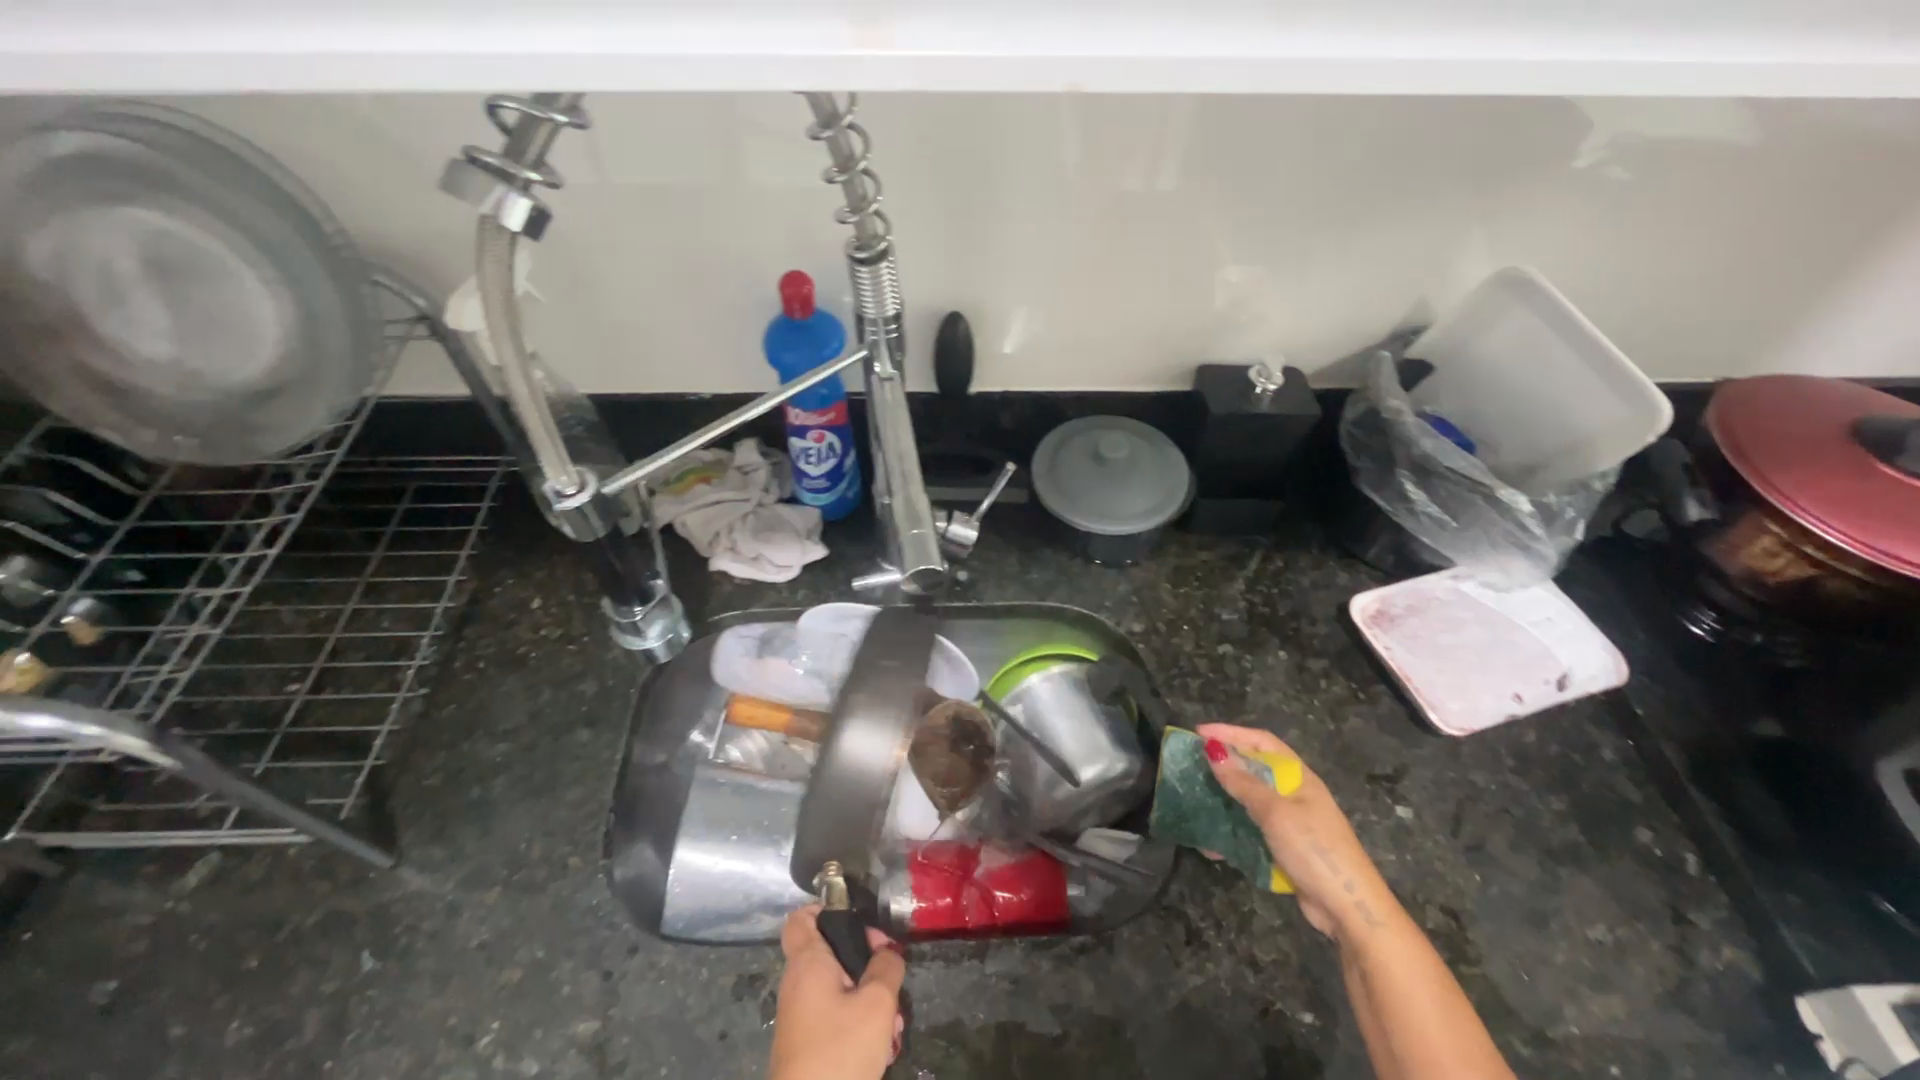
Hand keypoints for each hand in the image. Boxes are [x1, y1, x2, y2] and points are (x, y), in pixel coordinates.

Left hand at [768, 905, 905, 1079]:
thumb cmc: (840, 1048)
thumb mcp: (877, 1004)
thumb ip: (887, 969)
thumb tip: (887, 953)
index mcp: (808, 963)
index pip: (802, 918)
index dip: (827, 909)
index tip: (861, 921)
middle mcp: (798, 982)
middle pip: (831, 953)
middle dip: (867, 963)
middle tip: (891, 978)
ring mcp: (801, 1013)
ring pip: (840, 988)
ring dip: (869, 999)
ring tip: (894, 1022)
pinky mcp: (807, 1039)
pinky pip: (836, 1014)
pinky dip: (858, 1021)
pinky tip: (881, 1044)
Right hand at [1195, 723, 1397, 942]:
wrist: (1348, 907)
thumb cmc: (1314, 850)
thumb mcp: (1276, 813)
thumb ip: (1244, 783)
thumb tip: (1214, 751)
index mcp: (1298, 777)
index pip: (1262, 742)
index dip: (1231, 733)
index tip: (1198, 734)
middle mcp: (1294, 795)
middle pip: (1253, 770)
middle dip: (1222, 767)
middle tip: (1191, 767)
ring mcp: (1289, 823)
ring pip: (1248, 802)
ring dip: (1222, 802)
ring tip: (1192, 803)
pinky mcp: (1283, 848)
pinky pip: (1250, 831)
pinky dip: (1229, 834)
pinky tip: (1209, 844)